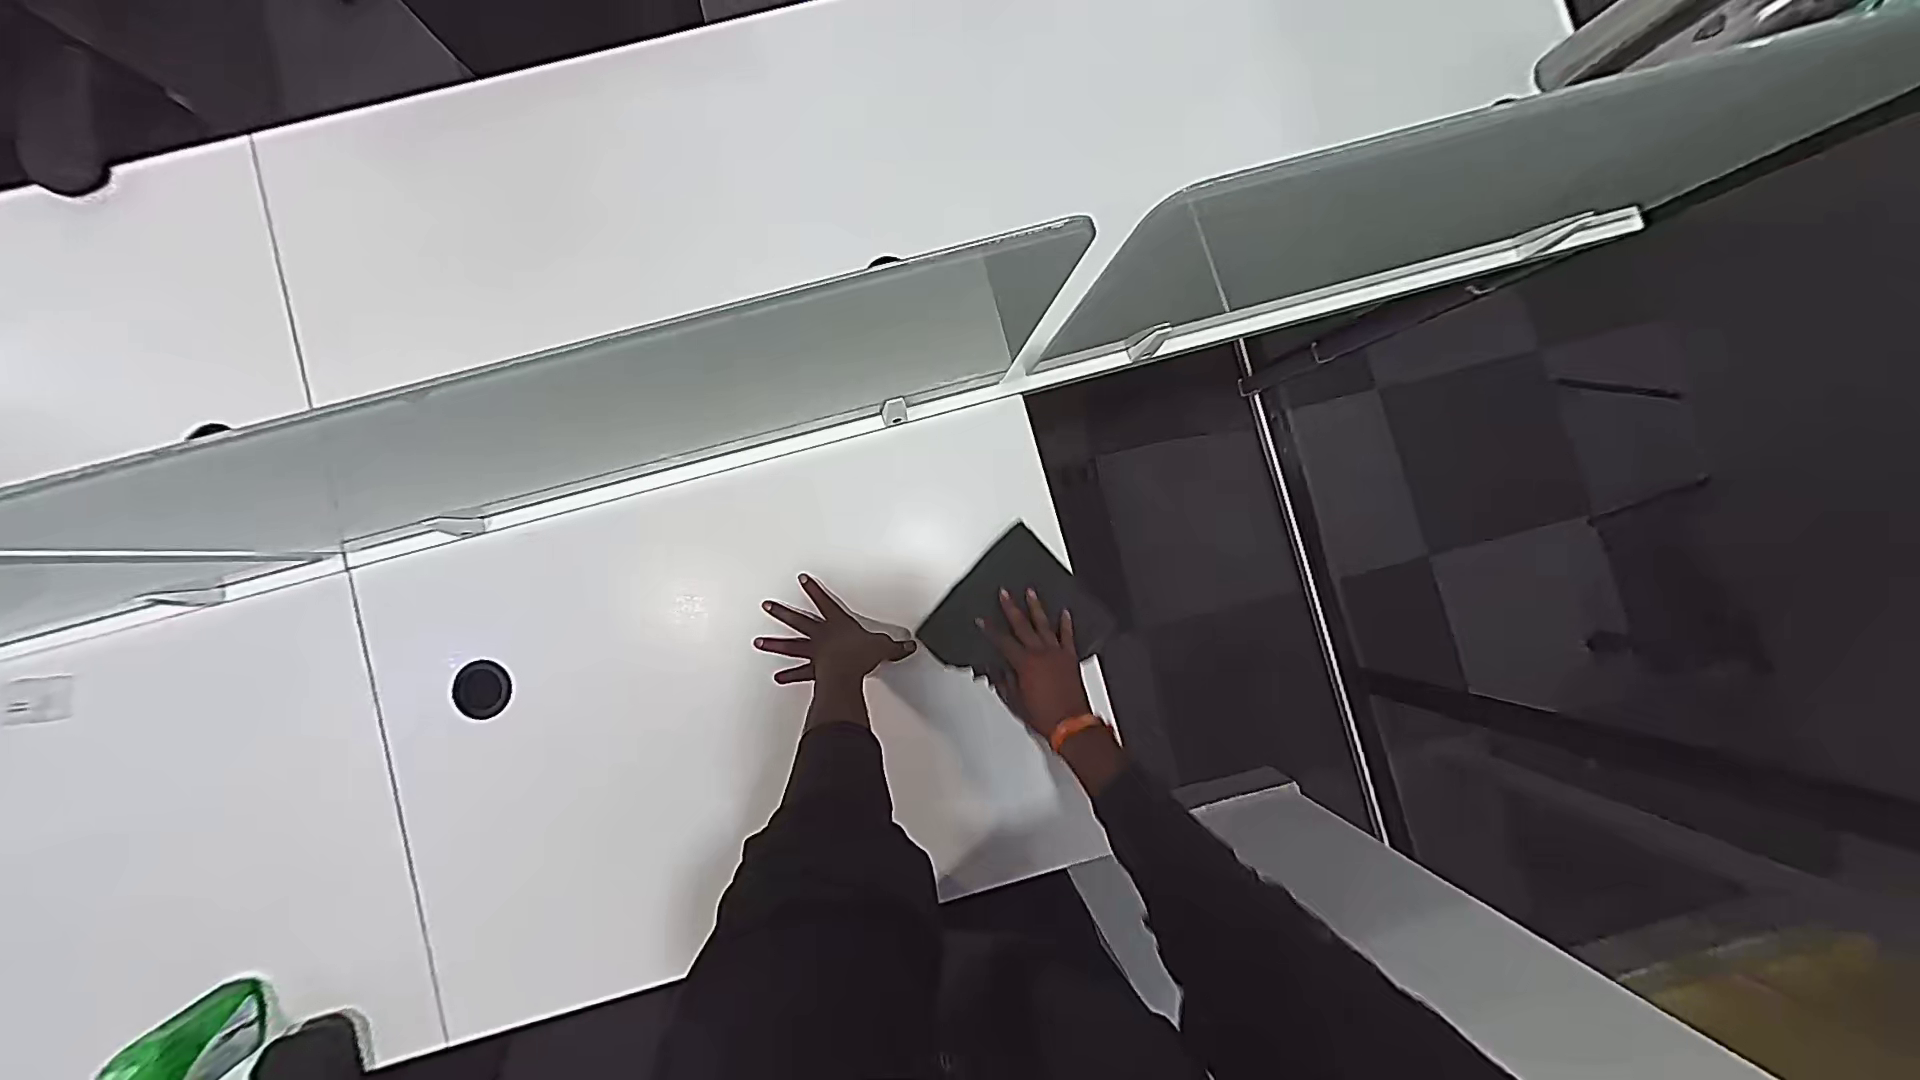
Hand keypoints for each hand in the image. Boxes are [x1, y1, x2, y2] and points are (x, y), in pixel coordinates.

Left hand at [755, 574, 915, 687]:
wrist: (847, 674)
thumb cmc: (860, 656)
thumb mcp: (883, 647)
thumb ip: (893, 647)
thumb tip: (907, 646)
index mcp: (838, 623)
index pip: (824, 600)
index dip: (813, 589)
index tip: (802, 579)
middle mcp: (822, 635)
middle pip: (798, 620)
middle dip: (782, 612)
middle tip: (767, 605)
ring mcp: (814, 652)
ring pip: (791, 644)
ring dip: (774, 643)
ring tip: (759, 642)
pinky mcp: (813, 670)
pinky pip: (799, 672)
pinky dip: (789, 676)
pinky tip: (777, 677)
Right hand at [980, 588, 1093, 740]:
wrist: (1071, 724)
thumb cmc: (1044, 715)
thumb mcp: (1015, 701)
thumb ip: (1004, 682)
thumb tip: (995, 670)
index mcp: (1024, 663)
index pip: (1002, 641)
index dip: (990, 629)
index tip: (982, 619)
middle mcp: (1040, 653)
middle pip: (1022, 625)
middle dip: (1011, 607)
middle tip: (1005, 593)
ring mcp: (1057, 653)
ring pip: (1044, 624)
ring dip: (1036, 607)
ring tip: (1031, 592)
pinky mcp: (1070, 657)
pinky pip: (1068, 635)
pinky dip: (1066, 623)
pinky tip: (1064, 612)